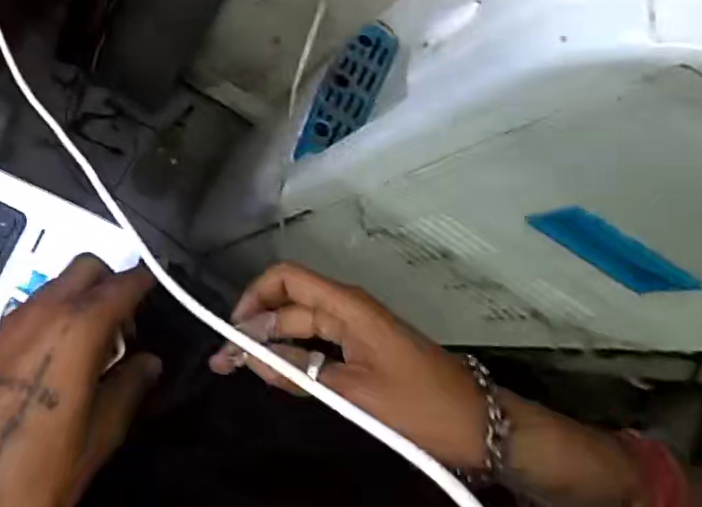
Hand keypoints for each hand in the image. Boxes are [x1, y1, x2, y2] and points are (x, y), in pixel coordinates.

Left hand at [0, 255, 160, 506]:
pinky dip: (47, 319)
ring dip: (78, 298)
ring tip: (91, 345)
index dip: (144, 282)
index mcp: (76, 328)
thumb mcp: (101, 433)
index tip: (154, 288)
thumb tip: (147, 365)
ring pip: (53, 285)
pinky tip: (53, 361)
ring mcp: (8, 327)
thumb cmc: (38, 473)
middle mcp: (41, 314)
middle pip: (85, 266)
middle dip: (110, 281)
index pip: (122, 283)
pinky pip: (25, 313)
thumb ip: (130, 386)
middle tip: (124, 318)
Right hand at [211, 263, 643, 504]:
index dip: (254, 296)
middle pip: (289, 303)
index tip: (231, 330)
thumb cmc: (418, 403)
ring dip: (271, 344)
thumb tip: (252, 358)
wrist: (477, 422)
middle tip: (225, 362)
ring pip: (301, 325)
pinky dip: (293, 356)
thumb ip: (301, 372)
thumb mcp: (355, 392)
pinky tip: (277, 374)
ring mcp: (354, 327)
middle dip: (255, 326)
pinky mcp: (361, 349)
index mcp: (345, 304)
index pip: (287, 278)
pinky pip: (317, 344)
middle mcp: (346, 306)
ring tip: (240, 370)